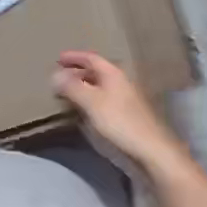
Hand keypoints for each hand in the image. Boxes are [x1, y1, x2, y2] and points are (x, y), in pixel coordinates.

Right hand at [52, 51, 187, 168]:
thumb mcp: (92, 102)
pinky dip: (90, 100)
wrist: (150, 149)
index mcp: (114, 74)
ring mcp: (125, 99)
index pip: (92, 58)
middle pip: (97, 71)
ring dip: (84, 86)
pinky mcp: (126, 116)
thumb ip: (73, 87)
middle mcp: (121, 82)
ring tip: (67, 92)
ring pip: (101, 86)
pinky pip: (104, 100)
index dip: (74, 57)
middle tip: (60, 76)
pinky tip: (83, 110)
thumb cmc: (120, 122)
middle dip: (78, 71)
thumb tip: (56, 74)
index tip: (58, 58)